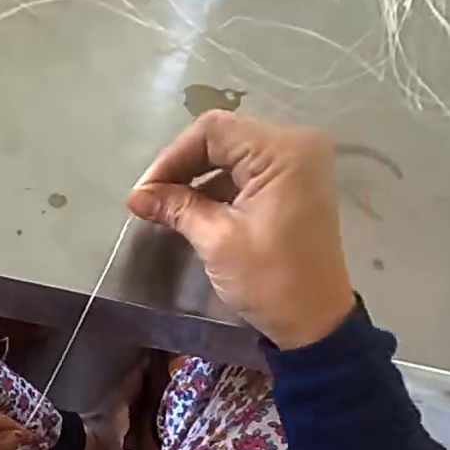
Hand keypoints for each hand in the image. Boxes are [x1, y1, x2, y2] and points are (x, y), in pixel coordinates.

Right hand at [126, 111, 355, 349]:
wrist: (312, 318)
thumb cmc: (269, 279)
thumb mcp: (217, 240)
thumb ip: (177, 208)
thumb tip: (136, 197)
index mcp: (283, 152)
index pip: (214, 132)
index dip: (170, 159)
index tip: (143, 194)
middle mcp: (293, 147)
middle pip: (220, 138)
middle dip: (178, 167)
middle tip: (148, 201)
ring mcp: (293, 165)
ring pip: (227, 155)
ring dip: (191, 178)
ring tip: (161, 208)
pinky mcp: (287, 185)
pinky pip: (240, 173)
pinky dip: (209, 188)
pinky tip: (186, 211)